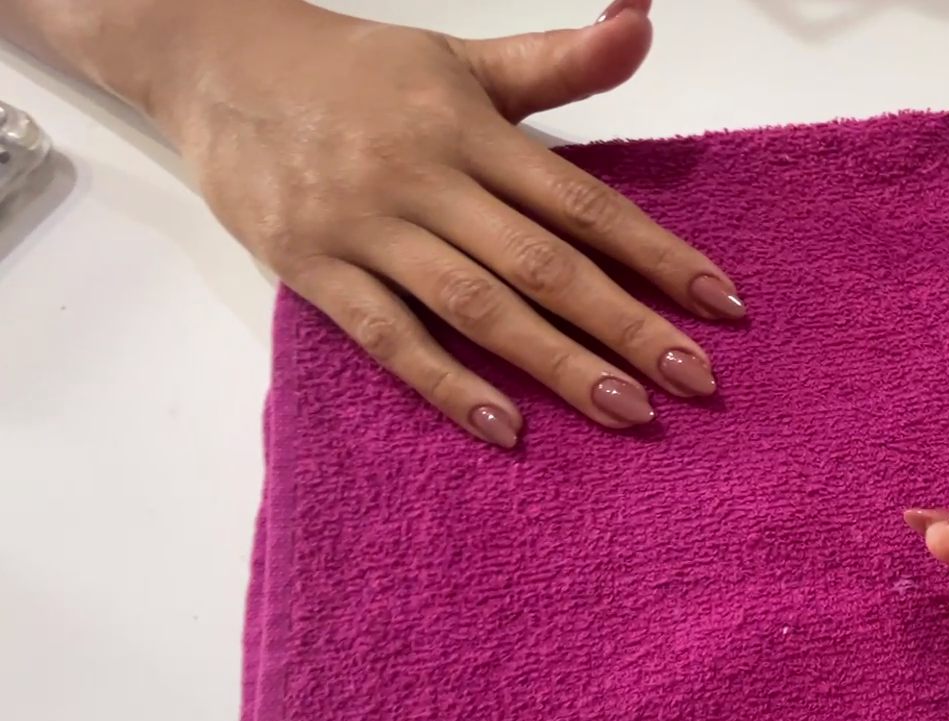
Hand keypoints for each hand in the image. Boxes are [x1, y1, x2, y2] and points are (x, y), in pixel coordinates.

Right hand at [147, 0, 742, 448]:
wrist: (200, 50)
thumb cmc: (365, 73)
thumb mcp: (468, 63)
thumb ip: (563, 62)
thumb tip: (645, 19)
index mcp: (475, 134)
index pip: (589, 207)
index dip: (661, 256)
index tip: (725, 304)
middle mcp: (427, 180)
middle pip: (548, 268)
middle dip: (629, 328)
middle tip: (697, 380)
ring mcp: (367, 228)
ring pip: (480, 309)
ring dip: (560, 367)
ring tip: (631, 414)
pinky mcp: (311, 267)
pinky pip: (386, 337)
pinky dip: (444, 384)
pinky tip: (505, 428)